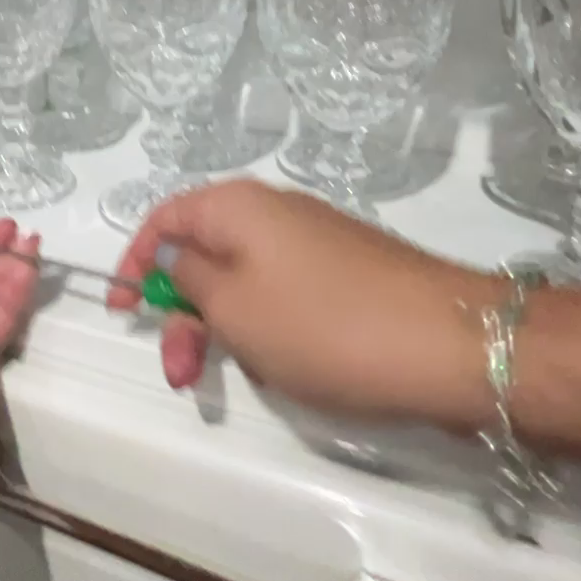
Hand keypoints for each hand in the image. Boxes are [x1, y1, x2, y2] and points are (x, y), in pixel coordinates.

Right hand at [108, 180, 495, 425]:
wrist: (457, 343)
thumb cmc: (324, 324)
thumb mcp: (232, 306)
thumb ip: (186, 276)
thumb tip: (174, 256)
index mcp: (234, 205)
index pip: (162, 220)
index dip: (134, 263)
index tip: (124, 312)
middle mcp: (270, 209)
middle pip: (201, 253)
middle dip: (182, 313)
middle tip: (182, 373)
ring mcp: (312, 239)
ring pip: (242, 278)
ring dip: (223, 326)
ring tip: (241, 375)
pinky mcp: (345, 269)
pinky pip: (282, 291)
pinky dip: (265, 325)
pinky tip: (285, 363)